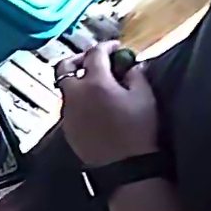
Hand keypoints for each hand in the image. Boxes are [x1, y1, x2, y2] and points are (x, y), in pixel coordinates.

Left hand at [55, 42, 159, 165]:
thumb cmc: (138, 128)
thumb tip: (131, 65)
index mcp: (95, 82)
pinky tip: (93, 102)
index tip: (116, 47)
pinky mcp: (66, 125)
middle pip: (65, 66)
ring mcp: (67, 110)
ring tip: (96, 82)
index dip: (106, 46)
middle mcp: (74, 94)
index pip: (95, 54)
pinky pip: (68, 104)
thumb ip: (135, 75)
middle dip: (79, 58)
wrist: (123, 164)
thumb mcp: (145, 96)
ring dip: (77, 79)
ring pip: (65, 86)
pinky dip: (78, 96)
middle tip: (95, 60)